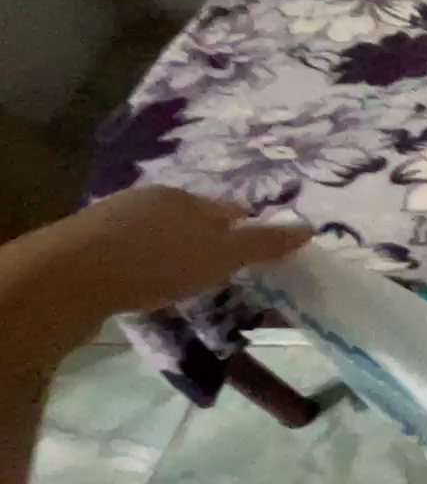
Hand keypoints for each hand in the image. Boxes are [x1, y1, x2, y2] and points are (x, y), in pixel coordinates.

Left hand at [47, 186, 312, 316]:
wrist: (58, 282)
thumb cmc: (156, 261)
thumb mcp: (225, 254)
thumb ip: (267, 242)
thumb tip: (311, 228)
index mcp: (183, 196)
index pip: (231, 210)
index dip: (250, 231)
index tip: (260, 256)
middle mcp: (146, 200)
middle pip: (194, 222)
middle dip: (213, 243)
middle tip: (228, 271)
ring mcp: (108, 222)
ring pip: (160, 237)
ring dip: (177, 255)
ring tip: (189, 282)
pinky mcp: (80, 248)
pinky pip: (129, 253)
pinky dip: (145, 267)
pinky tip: (148, 286)